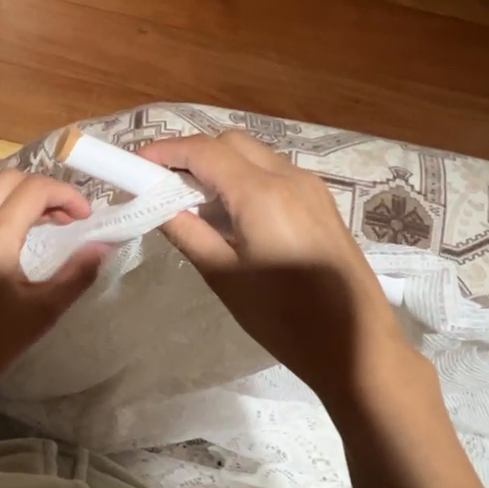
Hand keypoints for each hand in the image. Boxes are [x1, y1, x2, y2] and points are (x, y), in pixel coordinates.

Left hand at [0, 170, 105, 418]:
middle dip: (43, 189)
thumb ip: (76, 274)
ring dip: (14, 191)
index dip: (66, 195)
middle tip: (66, 217)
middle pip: (7, 179)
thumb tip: (103, 246)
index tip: (85, 217)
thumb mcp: (43, 312)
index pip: (33, 191)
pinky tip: (9, 231)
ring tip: (39, 218)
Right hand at [140, 132, 402, 397]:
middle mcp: (288, 177)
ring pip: (253, 156)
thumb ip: (186, 232)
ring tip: (191, 203)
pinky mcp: (320, 205)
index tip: (135, 167)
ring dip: (218, 167)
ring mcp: (310, 188)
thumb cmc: (282, 316)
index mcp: (261, 193)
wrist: (353, 344)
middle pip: (230, 143)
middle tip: (161, 187)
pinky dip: (242, 181)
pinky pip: (272, 175)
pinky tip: (229, 216)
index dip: (164, 152)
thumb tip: (157, 205)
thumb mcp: (222, 275)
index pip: (204, 151)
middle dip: (191, 155)